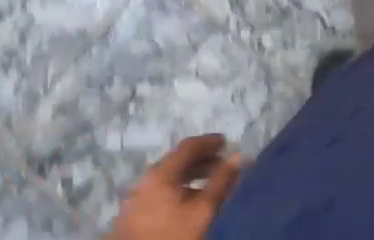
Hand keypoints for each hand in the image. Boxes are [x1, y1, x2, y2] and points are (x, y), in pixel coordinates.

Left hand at [107, 134, 243, 239]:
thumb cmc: (172, 236)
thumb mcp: (203, 211)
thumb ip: (222, 182)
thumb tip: (239, 156)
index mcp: (160, 173)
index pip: (188, 147)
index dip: (209, 142)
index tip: (227, 143)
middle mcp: (145, 179)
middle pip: (177, 161)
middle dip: (202, 160)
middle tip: (222, 164)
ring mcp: (137, 197)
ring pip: (168, 177)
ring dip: (190, 176)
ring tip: (209, 185)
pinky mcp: (133, 214)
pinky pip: (160, 191)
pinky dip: (178, 188)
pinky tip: (188, 203)